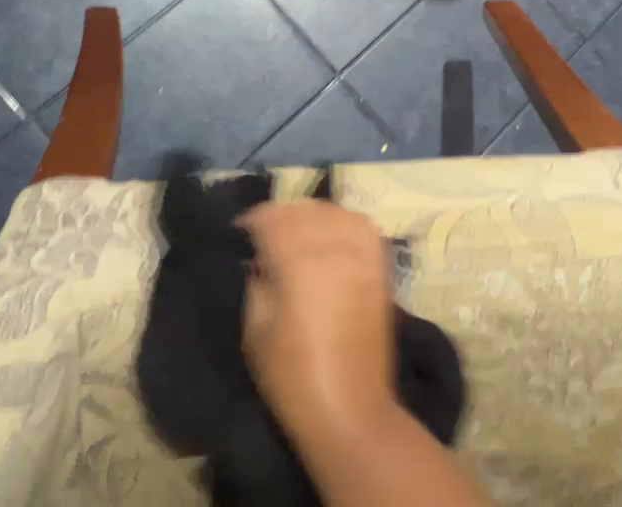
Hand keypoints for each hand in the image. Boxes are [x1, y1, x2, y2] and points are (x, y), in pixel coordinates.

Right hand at [237, 200, 397, 440]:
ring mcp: (362, 257)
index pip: (273, 220)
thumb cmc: (292, 377)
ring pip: (335, 212)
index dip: (253, 221)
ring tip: (297, 232)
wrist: (350, 410)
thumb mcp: (256, 331)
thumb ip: (257, 283)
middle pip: (305, 211)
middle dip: (281, 216)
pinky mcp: (381, 268)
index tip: (240, 232)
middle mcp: (334, 250)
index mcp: (298, 265)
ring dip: (312, 215)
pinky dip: (345, 222)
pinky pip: (364, 227)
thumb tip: (259, 257)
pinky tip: (331, 234)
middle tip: (265, 235)